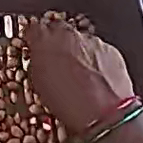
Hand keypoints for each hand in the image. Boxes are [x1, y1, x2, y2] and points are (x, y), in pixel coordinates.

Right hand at [26, 19, 133, 133]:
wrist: (105, 115)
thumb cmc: (69, 103)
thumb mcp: (38, 84)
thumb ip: (36, 63)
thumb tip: (38, 60)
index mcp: (44, 40)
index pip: (32, 28)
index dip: (33, 38)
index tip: (33, 45)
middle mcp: (67, 35)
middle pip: (57, 29)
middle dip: (55, 42)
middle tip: (55, 59)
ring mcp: (90, 40)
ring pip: (79, 40)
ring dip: (76, 51)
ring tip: (77, 74)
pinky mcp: (110, 49)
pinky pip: (97, 50)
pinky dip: (94, 59)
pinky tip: (93, 77)